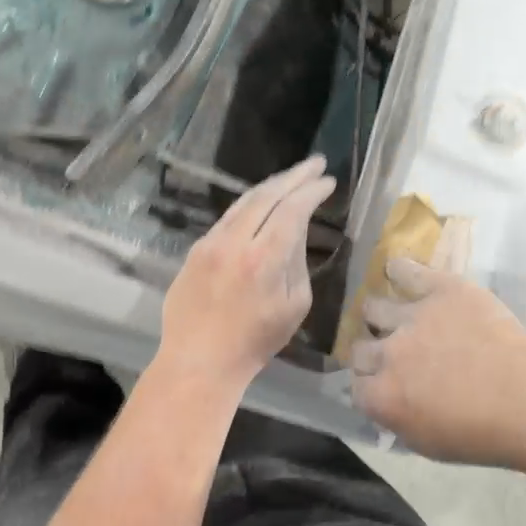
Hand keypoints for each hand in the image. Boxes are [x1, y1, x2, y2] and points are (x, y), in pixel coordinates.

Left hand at [157, 156, 336, 389]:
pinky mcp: (197, 249)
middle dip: (296, 176)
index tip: (328, 182)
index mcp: (265, 259)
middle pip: (269, 195)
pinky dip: (251, 203)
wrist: (198, 362)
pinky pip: (228, 217)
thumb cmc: (255, 342)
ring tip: (293, 176)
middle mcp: (236, 242)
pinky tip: (262, 201)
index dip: (312, 191)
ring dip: (272, 185)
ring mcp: (211, 242)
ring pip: (245, 201)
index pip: (293, 209)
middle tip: (316, 163)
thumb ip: (297, 262)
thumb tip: (296, 232)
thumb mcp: (294, 306)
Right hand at [348, 258, 525, 465]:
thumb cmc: (481, 430)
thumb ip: (401, 420)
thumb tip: (393, 407)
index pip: (357, 387)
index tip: (380, 384)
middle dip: (370, 352)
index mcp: (383, 397)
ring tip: (388, 311)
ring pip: (375, 308)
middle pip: (359, 348)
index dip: (369, 385)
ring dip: (379, 314)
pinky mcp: (438, 288)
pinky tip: (396, 270)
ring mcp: (411, 316)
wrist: (520, 392)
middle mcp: (388, 353)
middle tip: (387, 352)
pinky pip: (407, 272)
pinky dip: (399, 270)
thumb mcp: (429, 444)